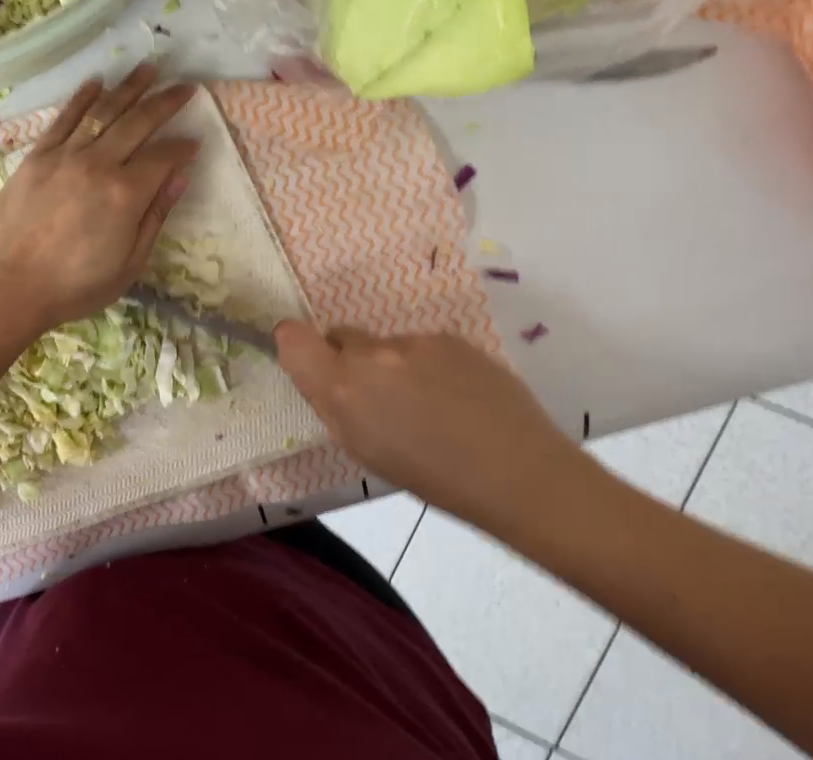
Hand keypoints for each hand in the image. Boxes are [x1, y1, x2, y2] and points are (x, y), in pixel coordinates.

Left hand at [0, 64, 199, 337]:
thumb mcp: (129, 264)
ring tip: (148, 69)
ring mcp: (63, 158)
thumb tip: (179, 176)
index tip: (194, 141)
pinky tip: (96, 83)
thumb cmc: (73, 287)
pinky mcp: (35, 158)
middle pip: (137, 122)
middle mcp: (97, 165)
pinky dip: (81, 99)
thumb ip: (156, 216)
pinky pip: (62, 120)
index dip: (182, 147)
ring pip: (101, 112)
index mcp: (126, 195)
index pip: (164, 156)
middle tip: (185, 86)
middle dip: (165, 102)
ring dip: (128, 88)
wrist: (9, 288)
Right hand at [275, 324, 589, 524]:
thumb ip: (332, 404)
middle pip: (339, 337)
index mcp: (340, 386)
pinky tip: (455, 397)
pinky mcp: (452, 339)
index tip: (312, 368)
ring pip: (384, 344)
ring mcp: (414, 342)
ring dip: (392, 365)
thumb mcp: (361, 448)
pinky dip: (427, 365)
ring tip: (428, 405)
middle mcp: (371, 354)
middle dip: (348, 361)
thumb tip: (320, 377)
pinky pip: (422, 346)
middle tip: (378, 398)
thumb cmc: (430, 476)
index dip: (296, 347)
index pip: (291, 336)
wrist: (521, 474)